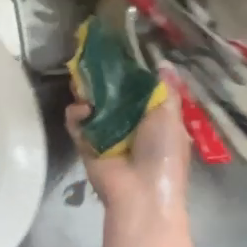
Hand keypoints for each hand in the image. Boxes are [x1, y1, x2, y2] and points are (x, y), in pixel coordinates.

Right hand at [65, 72, 190, 218]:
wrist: (141, 194)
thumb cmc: (162, 154)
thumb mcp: (171, 119)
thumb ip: (166, 91)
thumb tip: (165, 63)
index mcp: (151, 119)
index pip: (135, 89)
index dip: (127, 72)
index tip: (117, 52)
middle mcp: (126, 124)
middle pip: (109, 93)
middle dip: (100, 78)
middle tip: (91, 60)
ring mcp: (104, 133)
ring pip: (89, 103)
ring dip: (84, 91)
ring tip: (82, 81)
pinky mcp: (84, 141)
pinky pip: (75, 121)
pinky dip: (76, 113)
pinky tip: (84, 110)